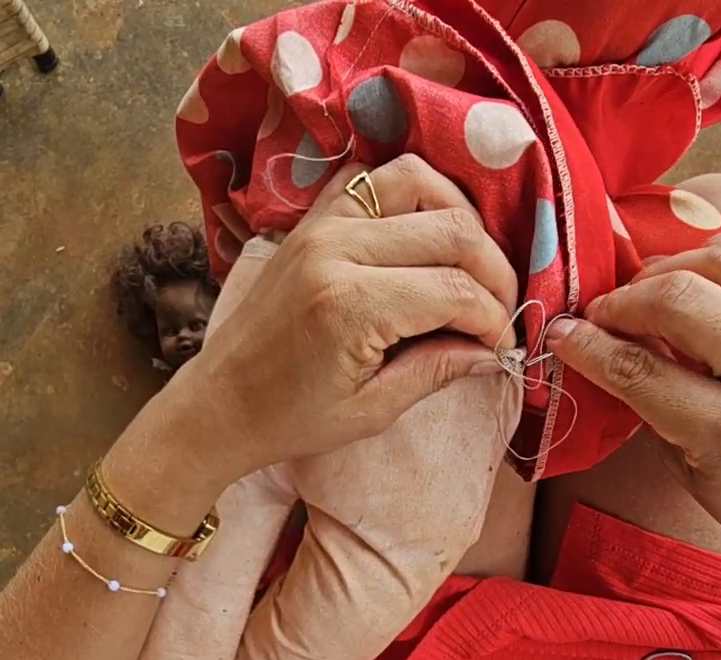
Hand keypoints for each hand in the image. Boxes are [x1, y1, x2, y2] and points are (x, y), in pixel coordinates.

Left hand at [148, 154, 519, 487]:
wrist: (220, 403)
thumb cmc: (290, 420)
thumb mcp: (370, 410)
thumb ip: (435, 370)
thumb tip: (492, 350)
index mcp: (351, 305)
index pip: (455, 291)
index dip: (493, 319)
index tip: (501, 346)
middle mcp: (337, 248)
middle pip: (451, 231)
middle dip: (492, 273)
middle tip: (497, 312)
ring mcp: (320, 225)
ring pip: (419, 183)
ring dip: (460, 220)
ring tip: (470, 267)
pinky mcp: (309, 220)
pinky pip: (372, 178)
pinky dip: (412, 194)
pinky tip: (426, 232)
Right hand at [545, 230, 720, 587]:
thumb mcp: (687, 467)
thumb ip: (647, 400)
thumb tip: (600, 340)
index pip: (640, 370)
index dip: (587, 346)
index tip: (560, 333)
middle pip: (682, 299)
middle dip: (625, 300)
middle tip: (602, 314)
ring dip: (671, 268)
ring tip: (649, 293)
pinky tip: (702, 274)